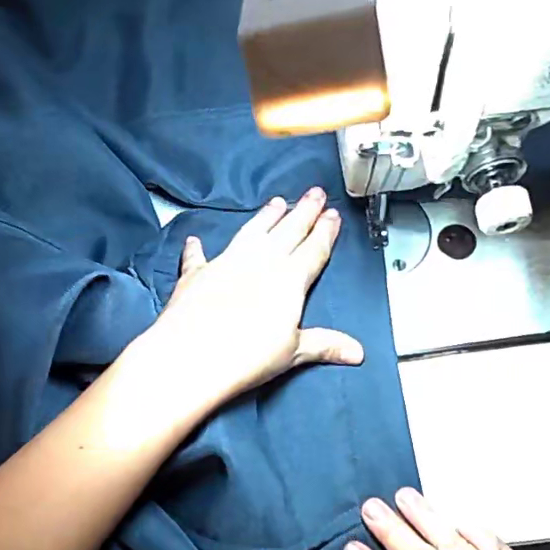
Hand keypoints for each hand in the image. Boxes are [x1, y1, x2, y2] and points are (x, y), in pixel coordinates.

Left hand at [127, 187, 363, 412]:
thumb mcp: (293, 353)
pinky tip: (195, 239)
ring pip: (251, 233)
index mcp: (289, 280)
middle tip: (315, 193)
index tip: (333, 215)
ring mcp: (225, 264)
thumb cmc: (247, 356)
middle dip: (303, 212)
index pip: (313, 249)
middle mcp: (259, 263)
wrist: (191, 355)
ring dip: (265, 217)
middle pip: (287, 232)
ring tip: (276, 202)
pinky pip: (198, 257)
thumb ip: (324, 345)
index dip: (325, 232)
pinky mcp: (195, 275)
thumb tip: (358, 352)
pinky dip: (197, 248)